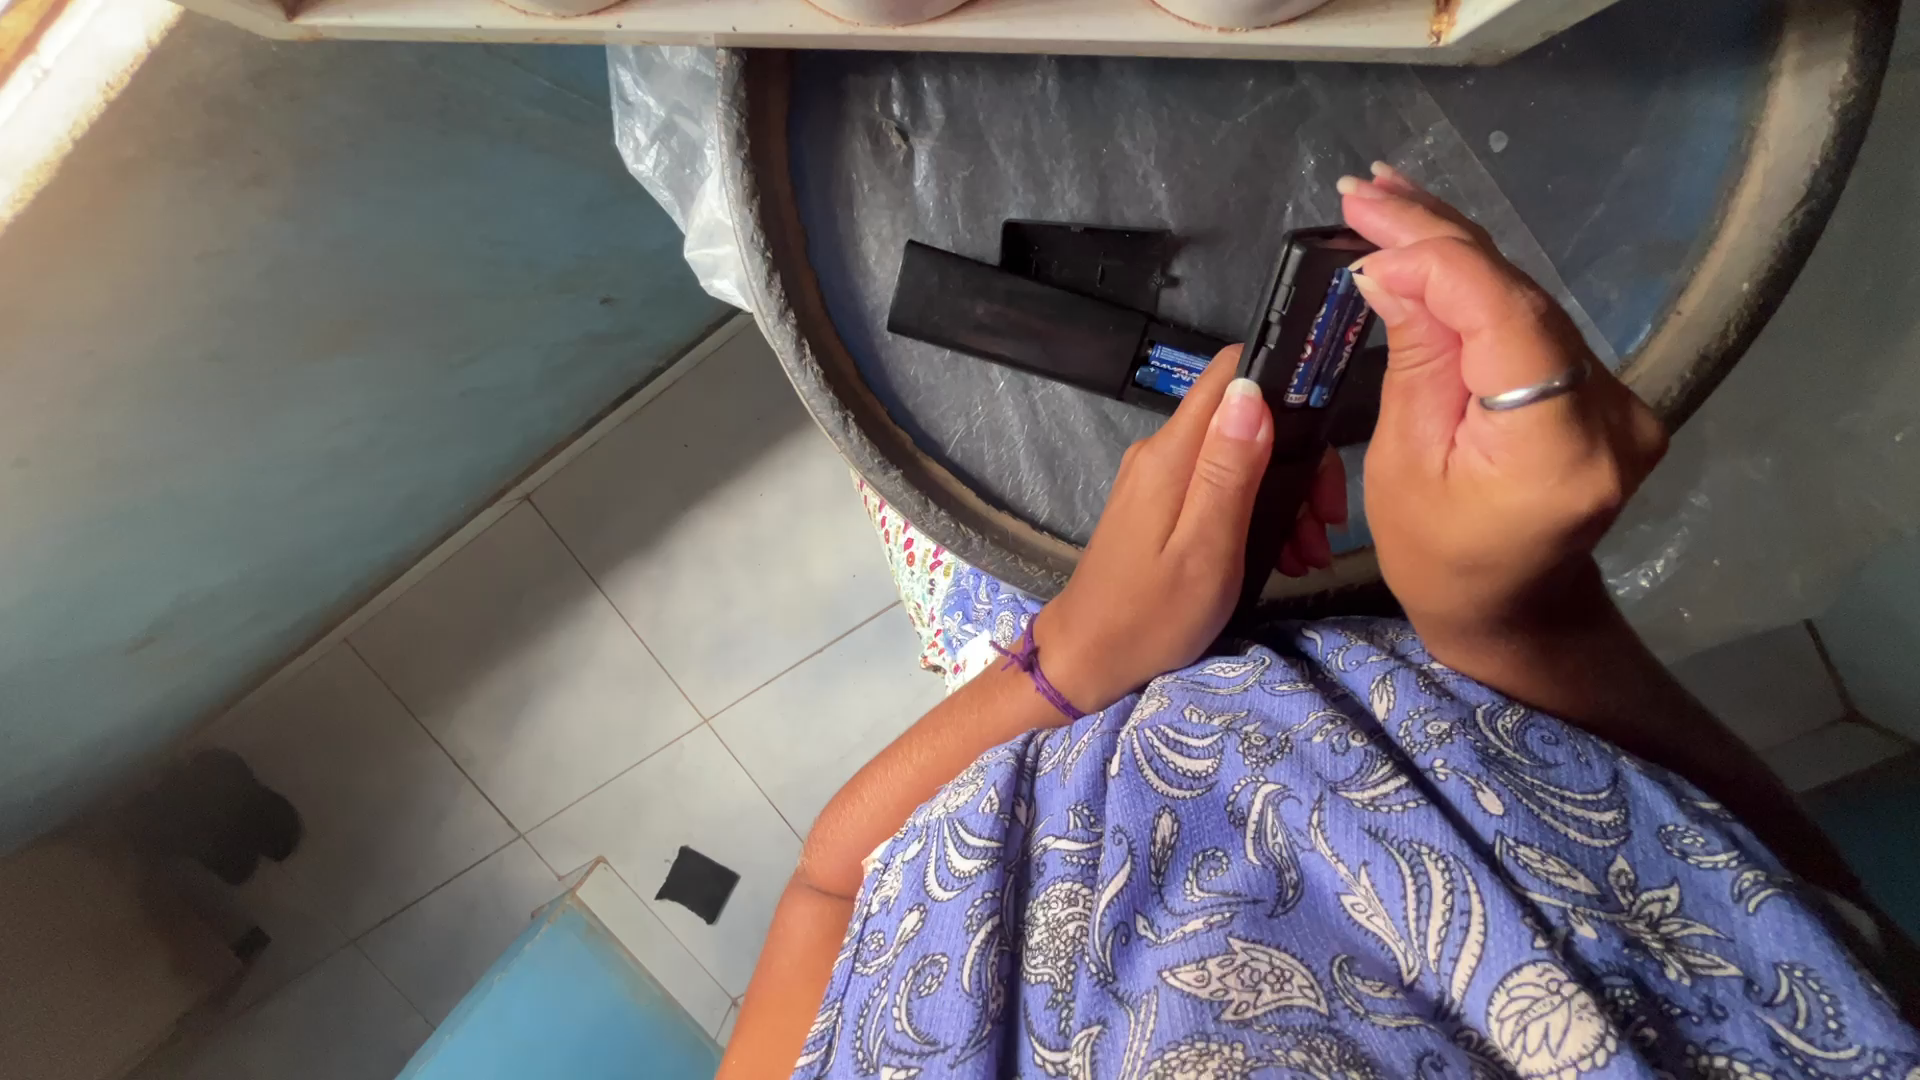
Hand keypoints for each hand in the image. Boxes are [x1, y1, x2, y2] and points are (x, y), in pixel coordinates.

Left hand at [1032, 348, 1345, 712]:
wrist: (1089, 655)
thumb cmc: (1151, 615)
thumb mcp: (1205, 549)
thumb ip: (1228, 470)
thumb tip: (1249, 390)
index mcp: (1170, 456)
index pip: (1228, 374)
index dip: (1282, 384)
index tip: (1325, 428)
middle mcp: (1159, 454)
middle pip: (1243, 420)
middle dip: (1296, 463)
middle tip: (1322, 526)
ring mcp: (1156, 479)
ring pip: (1237, 458)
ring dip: (1282, 499)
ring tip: (1305, 556)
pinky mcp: (1158, 505)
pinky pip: (1216, 489)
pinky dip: (1254, 514)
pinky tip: (1279, 556)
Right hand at [1340, 164, 1667, 649]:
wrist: (1509, 603)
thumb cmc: (1433, 555)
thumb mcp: (1401, 464)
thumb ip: (1412, 364)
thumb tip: (1389, 276)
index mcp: (1553, 448)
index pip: (1506, 320)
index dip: (1436, 264)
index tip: (1365, 233)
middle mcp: (1611, 408)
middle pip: (1521, 295)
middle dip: (1437, 237)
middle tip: (1365, 190)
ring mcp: (1618, 393)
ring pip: (1526, 299)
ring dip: (1451, 250)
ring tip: (1385, 201)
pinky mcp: (1602, 386)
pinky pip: (1530, 323)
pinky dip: (1474, 286)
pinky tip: (1429, 249)